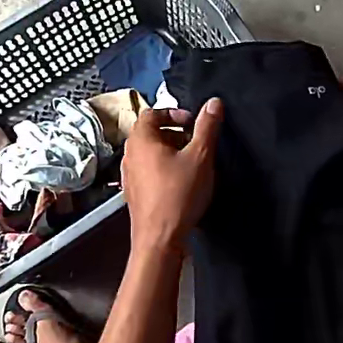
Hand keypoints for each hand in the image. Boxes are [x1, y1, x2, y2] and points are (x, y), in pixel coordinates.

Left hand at [121, 99, 222, 249]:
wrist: (160, 239)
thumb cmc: (179, 194)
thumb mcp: (201, 156)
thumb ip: (207, 127)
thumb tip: (214, 102)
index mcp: (140, 140)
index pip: (152, 113)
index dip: (174, 114)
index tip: (194, 124)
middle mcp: (129, 155)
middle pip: (151, 133)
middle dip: (175, 134)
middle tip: (197, 143)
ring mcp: (129, 176)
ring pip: (150, 154)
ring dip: (171, 153)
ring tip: (192, 163)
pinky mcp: (134, 194)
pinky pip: (149, 172)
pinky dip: (164, 170)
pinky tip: (182, 183)